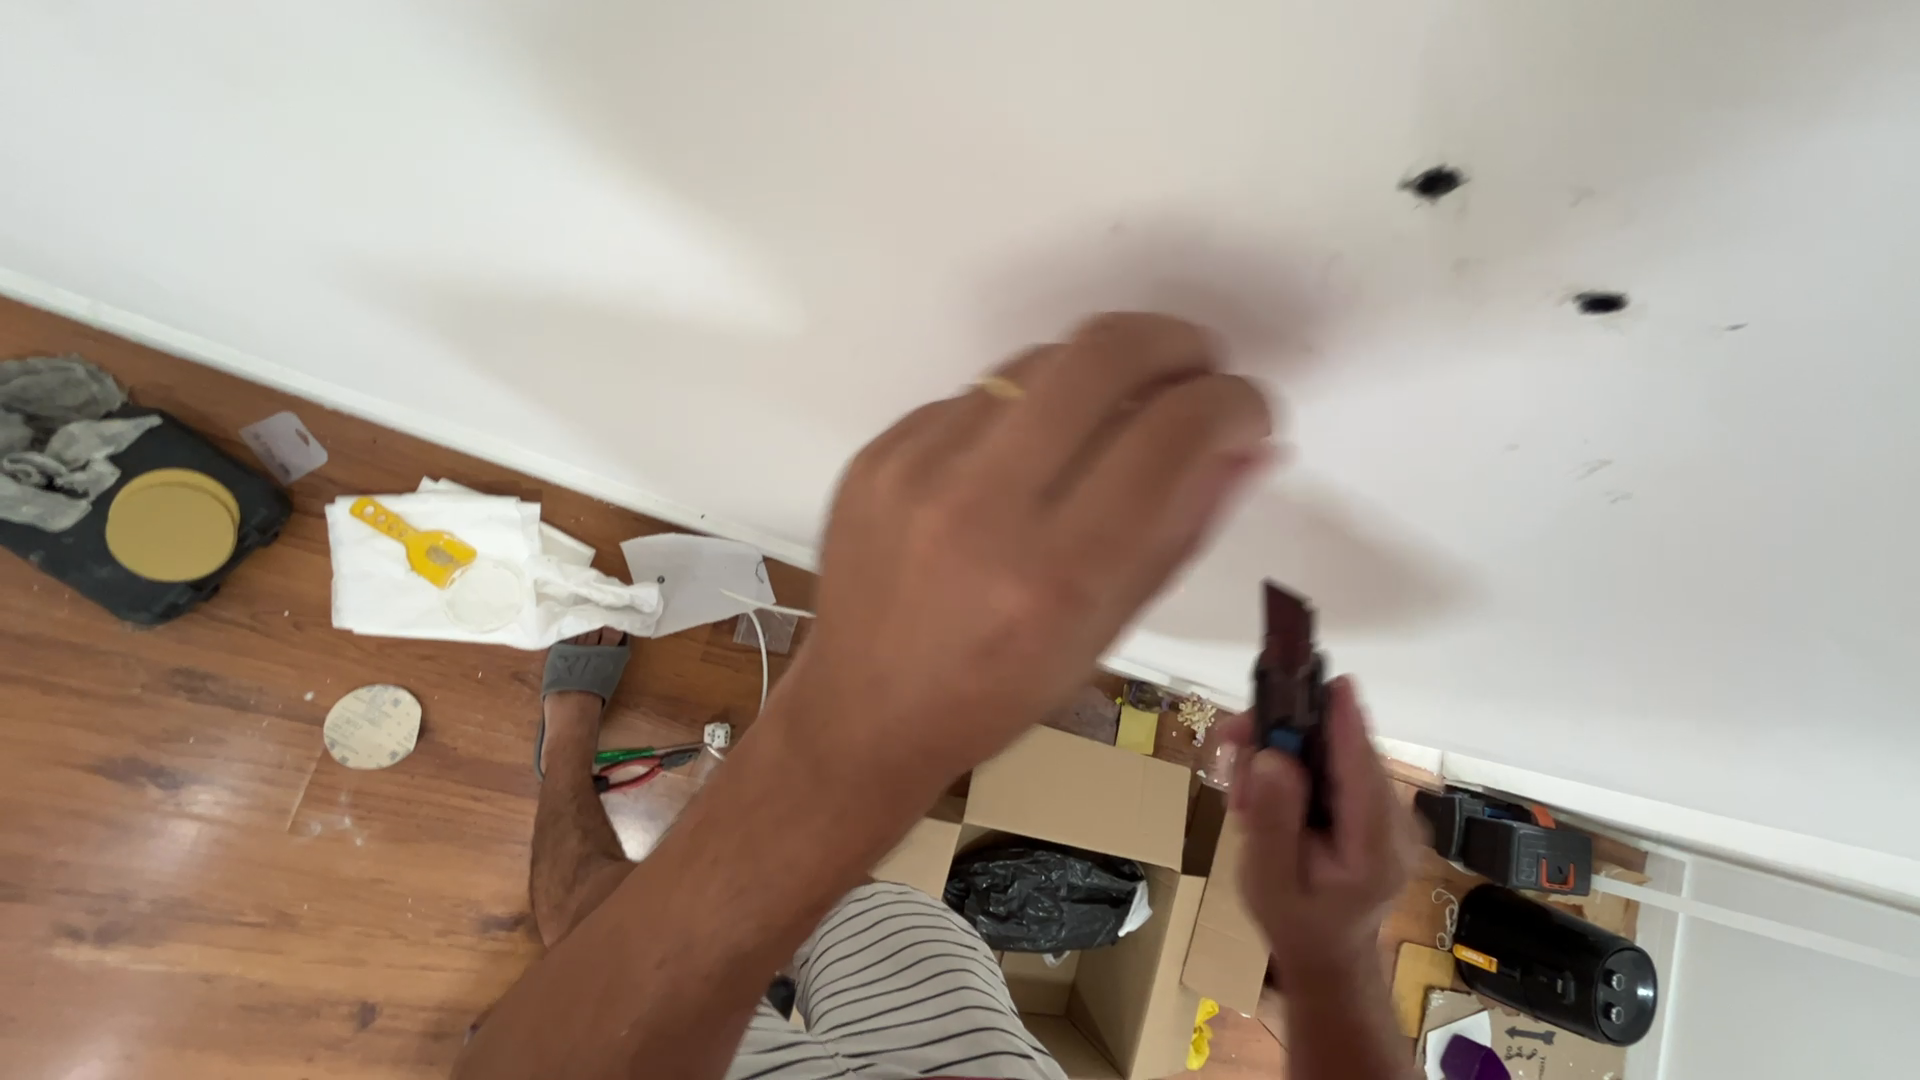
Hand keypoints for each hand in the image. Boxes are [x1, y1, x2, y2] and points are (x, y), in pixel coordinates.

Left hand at [784, 313, 1272, 783]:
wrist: (864, 708)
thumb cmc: (996, 695)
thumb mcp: (1105, 633)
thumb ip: (1181, 530)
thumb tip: (1247, 444)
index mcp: (1055, 576)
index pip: (1171, 436)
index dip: (1233, 405)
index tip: (1244, 412)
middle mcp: (981, 506)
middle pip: (1102, 354)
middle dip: (1174, 342)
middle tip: (1195, 368)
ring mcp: (916, 469)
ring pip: (1038, 362)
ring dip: (1097, 373)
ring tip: (1112, 415)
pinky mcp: (877, 453)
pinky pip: (974, 398)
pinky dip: (1022, 411)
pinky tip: (1023, 456)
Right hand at [1224, 677, 1416, 980]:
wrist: (1325, 951)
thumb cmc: (1294, 921)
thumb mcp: (1268, 878)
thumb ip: (1273, 819)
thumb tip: (1273, 755)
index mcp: (1374, 848)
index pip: (1362, 773)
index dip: (1346, 724)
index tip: (1336, 682)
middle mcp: (1392, 823)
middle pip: (1341, 752)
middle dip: (1281, 737)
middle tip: (1229, 746)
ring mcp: (1385, 813)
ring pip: (1331, 754)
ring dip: (1277, 756)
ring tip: (1242, 797)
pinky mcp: (1370, 806)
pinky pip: (1329, 767)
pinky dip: (1289, 768)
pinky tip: (1261, 796)